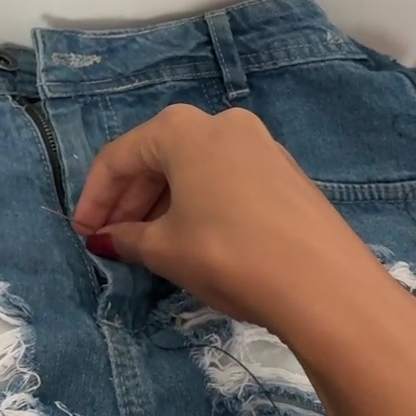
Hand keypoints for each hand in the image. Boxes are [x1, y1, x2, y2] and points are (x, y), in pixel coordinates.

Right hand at [71, 104, 394, 340]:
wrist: (332, 292)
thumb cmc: (229, 254)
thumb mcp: (165, 249)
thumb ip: (126, 238)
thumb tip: (106, 239)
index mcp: (180, 129)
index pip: (118, 158)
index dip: (94, 198)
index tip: (83, 232)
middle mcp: (218, 124)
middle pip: (156, 159)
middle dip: (128, 201)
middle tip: (110, 239)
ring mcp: (259, 146)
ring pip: (191, 169)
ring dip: (161, 204)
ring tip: (146, 243)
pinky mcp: (286, 174)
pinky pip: (224, 180)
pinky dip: (198, 203)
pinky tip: (191, 237)